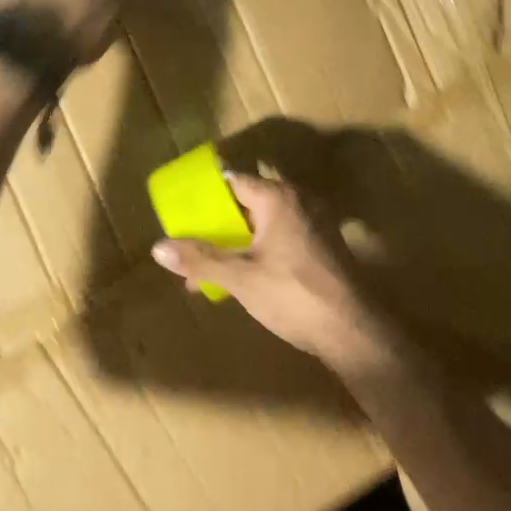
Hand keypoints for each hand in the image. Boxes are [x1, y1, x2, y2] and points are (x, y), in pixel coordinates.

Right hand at [151, 171, 398, 372]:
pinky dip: (260, 251)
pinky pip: (283, 238)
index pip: (233, 181)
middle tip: (191, 242)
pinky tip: (242, 279)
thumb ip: (201, 260)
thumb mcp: (240, 278)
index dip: (206, 195)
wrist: (351, 329)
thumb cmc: (293, 295)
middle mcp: (299, 201)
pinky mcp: (323, 246)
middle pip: (249, 202)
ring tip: (209, 269)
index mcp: (278, 198)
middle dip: (219, 224)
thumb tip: (158, 248)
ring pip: (266, 224)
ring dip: (239, 243)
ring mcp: (316, 223)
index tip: (182, 210)